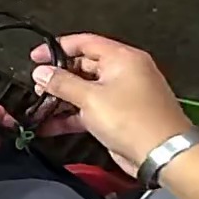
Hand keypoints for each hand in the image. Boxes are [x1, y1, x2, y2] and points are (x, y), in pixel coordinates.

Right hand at [27, 34, 191, 173]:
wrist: (162, 155)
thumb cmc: (135, 121)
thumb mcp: (90, 97)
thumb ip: (61, 82)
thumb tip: (42, 72)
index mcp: (122, 59)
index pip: (84, 42)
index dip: (56, 47)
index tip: (36, 57)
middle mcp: (123, 72)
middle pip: (81, 66)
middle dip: (57, 76)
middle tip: (38, 85)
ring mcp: (120, 94)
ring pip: (83, 89)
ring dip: (60, 98)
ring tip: (41, 106)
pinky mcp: (117, 114)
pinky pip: (87, 108)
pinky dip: (70, 115)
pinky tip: (50, 125)